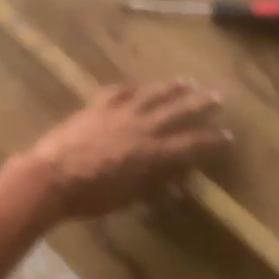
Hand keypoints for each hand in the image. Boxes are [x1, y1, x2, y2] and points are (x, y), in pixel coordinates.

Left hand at [15, 79, 230, 220]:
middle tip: (218, 97)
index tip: (227, 135)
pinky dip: (132, 87)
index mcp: (152, 153)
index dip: (211, 140)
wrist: (50, 178)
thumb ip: (154, 185)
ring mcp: (118, 112)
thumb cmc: (90, 197)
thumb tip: (177, 179)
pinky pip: (119, 91)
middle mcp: (141, 127)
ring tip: (187, 81)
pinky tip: (138, 85)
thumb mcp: (128, 198)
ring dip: (171, 87)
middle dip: (200, 104)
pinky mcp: (97, 106)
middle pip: (177, 111)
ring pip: (152, 94)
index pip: (190, 144)